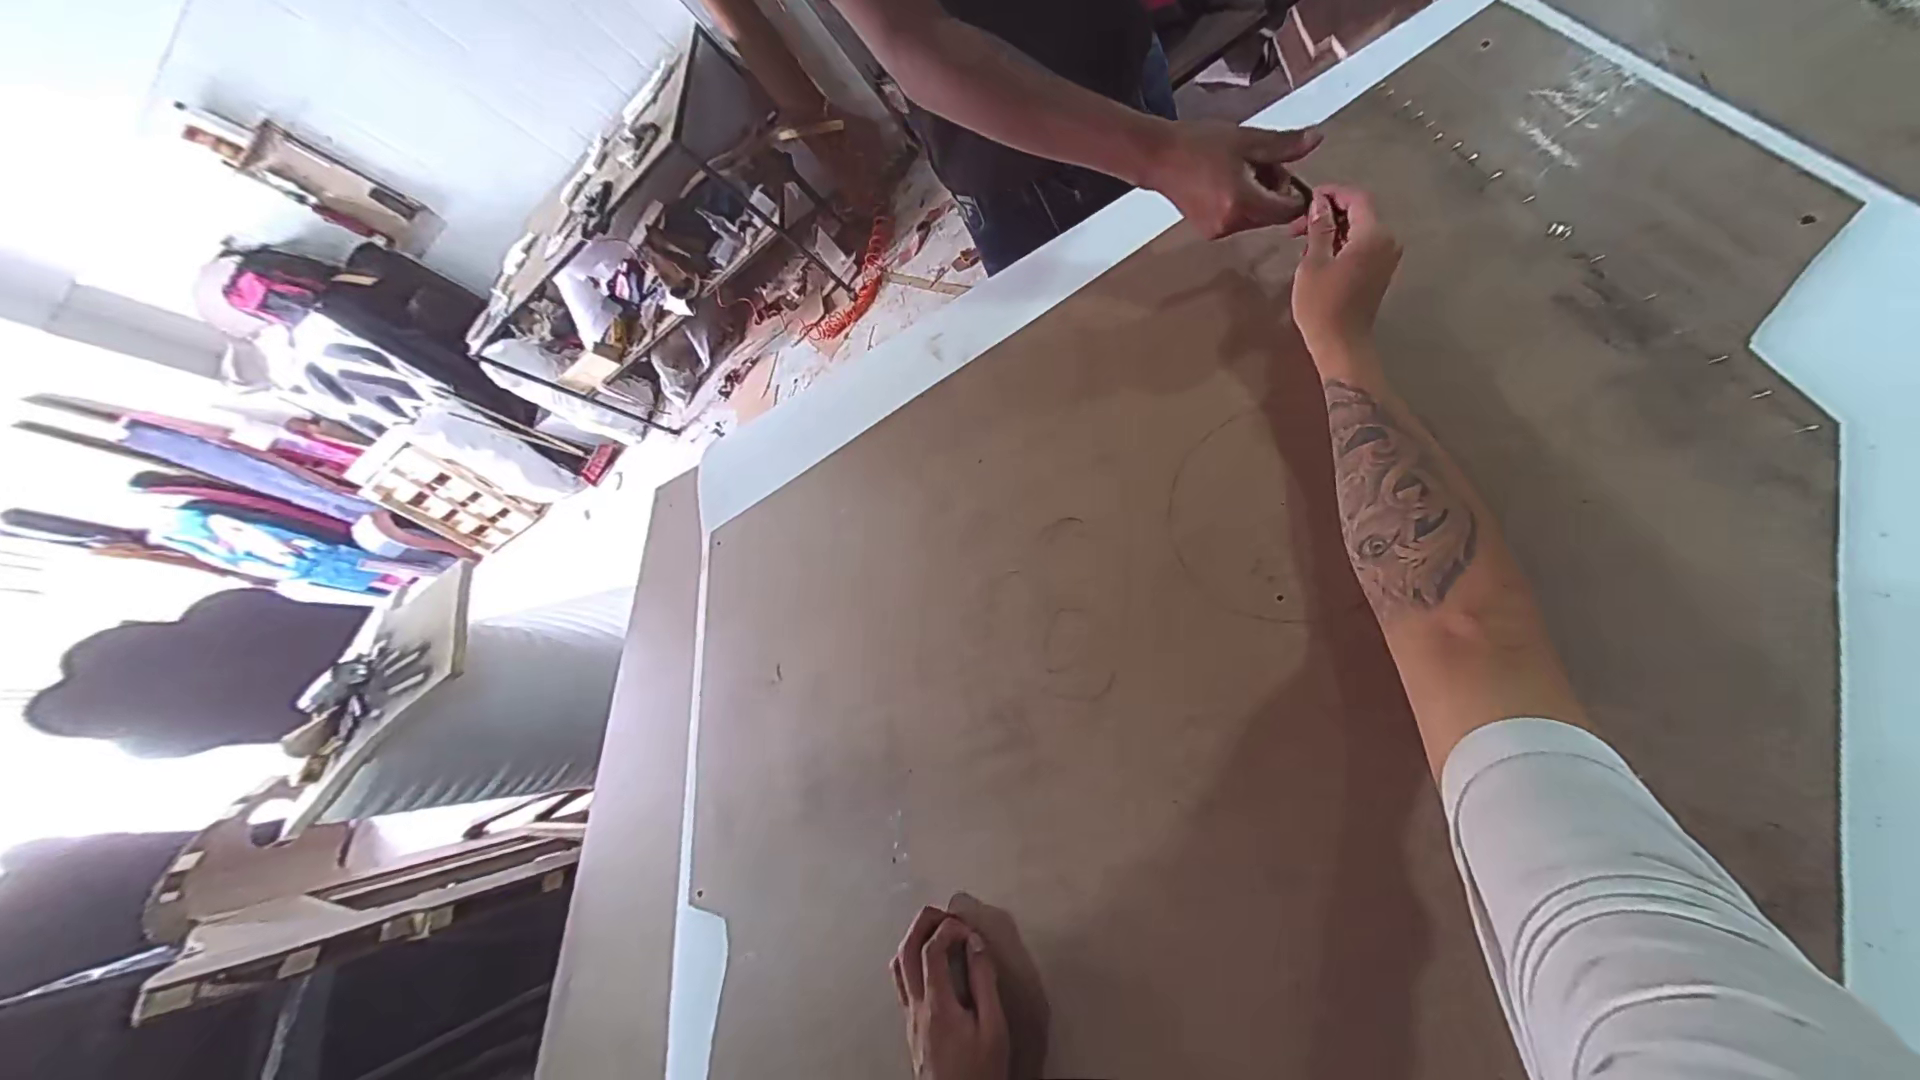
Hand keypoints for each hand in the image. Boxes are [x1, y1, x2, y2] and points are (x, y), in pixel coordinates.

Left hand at [892, 907, 1009, 1079]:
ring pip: (897, 965)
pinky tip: (929, 961)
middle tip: (946, 913)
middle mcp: (916, 1006)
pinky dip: (911, 958)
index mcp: (936, 1005)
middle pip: (905, 950)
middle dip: (923, 922)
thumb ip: (984, 982)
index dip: (949, 928)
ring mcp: (909, 1016)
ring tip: (936, 929)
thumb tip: (975, 943)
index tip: (969, 930)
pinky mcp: (910, 1026)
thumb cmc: (980, 1073)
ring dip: (913, 938)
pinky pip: (901, 980)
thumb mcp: (994, 1030)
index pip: (931, 949)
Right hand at [1146, 121, 1322, 239]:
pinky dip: (1242, 204)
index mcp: (1242, 203)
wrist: (1160, 159)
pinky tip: (1227, 184)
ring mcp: (1218, 231)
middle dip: (1275, 192)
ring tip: (1241, 172)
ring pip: (1255, 218)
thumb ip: (1285, 145)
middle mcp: (1230, 224)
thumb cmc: (1199, 146)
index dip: (1296, 192)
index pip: (1287, 210)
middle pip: (1271, 215)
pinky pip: (1238, 220)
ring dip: (1258, 198)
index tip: (1291, 172)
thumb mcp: (1247, 139)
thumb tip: (1316, 140)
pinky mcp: (1209, 231)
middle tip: (1262, 164)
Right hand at [1291, 185, 1402, 354]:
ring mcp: (1387, 256)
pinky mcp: (1381, 270)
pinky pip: (1364, 245)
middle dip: (1330, 214)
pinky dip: (1343, 243)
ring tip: (1305, 242)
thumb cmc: (1322, 304)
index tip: (1308, 197)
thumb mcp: (1313, 264)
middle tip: (1298, 226)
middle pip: (1360, 213)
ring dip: (1335, 230)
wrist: (1340, 342)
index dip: (1333, 193)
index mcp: (1373, 234)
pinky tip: (1322, 254)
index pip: (1357, 198)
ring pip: (1361, 230)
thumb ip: (1320, 229)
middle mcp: (1388, 240)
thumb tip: (1319, 203)